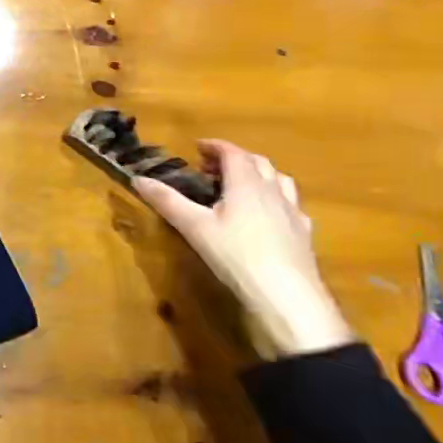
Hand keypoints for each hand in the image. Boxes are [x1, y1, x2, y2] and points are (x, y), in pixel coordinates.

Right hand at [131, 140, 352, 357]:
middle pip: (258, 162)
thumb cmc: (236, 255)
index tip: (198, 147)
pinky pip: (291, 204)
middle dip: (234, 158)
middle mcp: (273, 191)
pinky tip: (269, 215)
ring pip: (280, 180)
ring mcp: (293, 212)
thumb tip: (138, 178)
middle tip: (212, 168)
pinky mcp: (304, 234)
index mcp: (246, 183)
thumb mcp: (193, 226)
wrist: (286, 295)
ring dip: (259, 175)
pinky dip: (276, 199)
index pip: (233, 153)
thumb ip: (167, 200)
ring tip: (240, 186)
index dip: (215, 146)